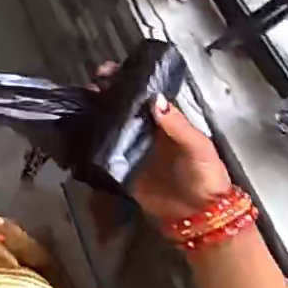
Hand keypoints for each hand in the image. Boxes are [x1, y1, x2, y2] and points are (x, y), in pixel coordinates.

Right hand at [95, 61, 234, 223]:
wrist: (199, 217)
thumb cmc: (206, 176)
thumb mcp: (198, 147)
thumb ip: (177, 124)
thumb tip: (155, 99)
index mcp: (163, 119)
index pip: (142, 92)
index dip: (126, 79)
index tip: (111, 70)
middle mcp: (144, 129)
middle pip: (121, 104)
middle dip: (105, 90)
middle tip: (94, 83)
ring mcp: (131, 147)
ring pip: (109, 122)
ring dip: (96, 109)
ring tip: (85, 100)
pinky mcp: (121, 167)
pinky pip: (103, 150)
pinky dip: (92, 139)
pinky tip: (81, 128)